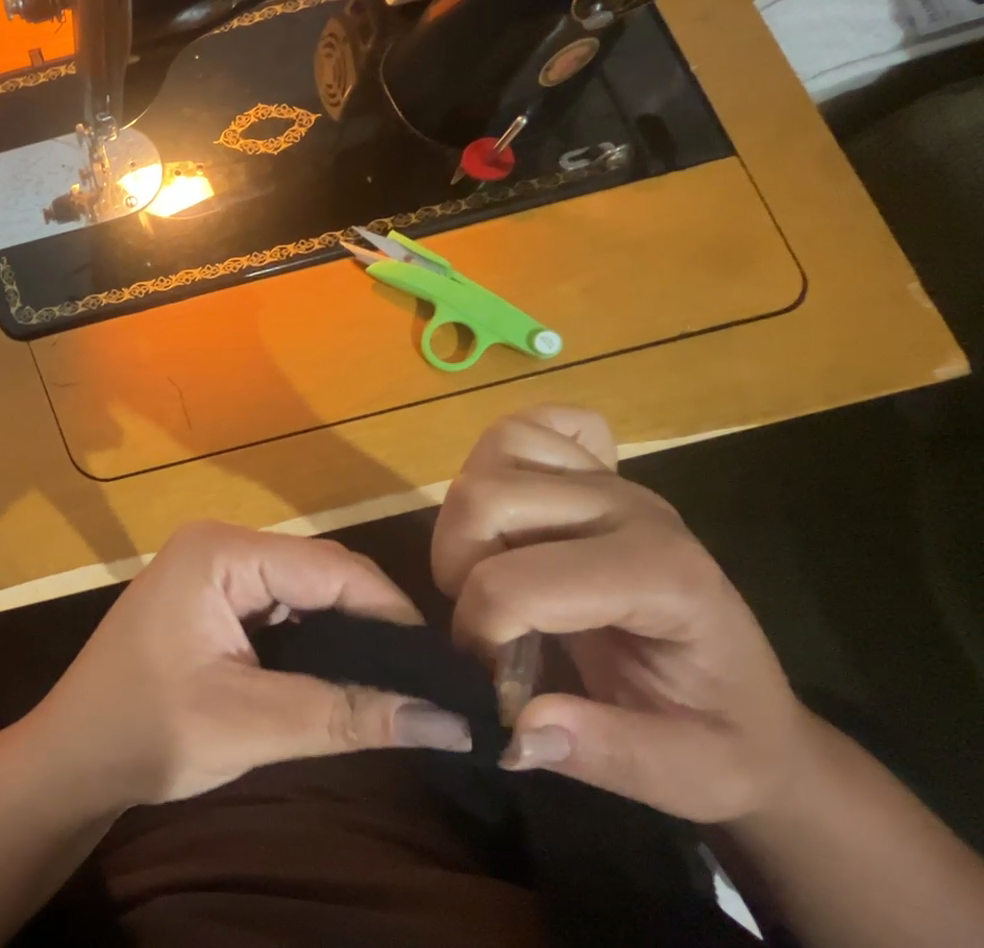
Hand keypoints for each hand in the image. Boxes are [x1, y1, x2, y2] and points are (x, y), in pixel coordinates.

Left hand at [23, 521, 475, 808]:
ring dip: (346, 635)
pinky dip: (314, 640)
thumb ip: (351, 715)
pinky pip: (279, 608)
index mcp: (219, 552)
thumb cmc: (147, 732)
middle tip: (430, 687)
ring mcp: (209, 570)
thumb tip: (454, 723)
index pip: (334, 569)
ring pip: (304, 592)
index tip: (446, 676)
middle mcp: (217, 544)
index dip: (394, 619)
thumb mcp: (254, 724)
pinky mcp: (208, 599)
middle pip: (321, 574)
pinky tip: (342, 678)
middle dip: (374, 627)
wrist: (73, 757)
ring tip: (398, 687)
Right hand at [433, 406, 810, 822]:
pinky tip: (516, 517)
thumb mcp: (685, 775)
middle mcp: (631, 509)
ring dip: (465, 523)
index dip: (480, 636)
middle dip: (457, 569)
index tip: (496, 681)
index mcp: (662, 577)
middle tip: (484, 624)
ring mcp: (611, 482)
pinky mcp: (592, 474)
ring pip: (493, 455)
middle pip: (486, 498)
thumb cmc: (719, 742)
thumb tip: (512, 730)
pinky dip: (502, 461)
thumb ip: (605, 754)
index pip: (515, 582)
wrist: (748, 708)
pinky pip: (527, 428)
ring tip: (487, 572)